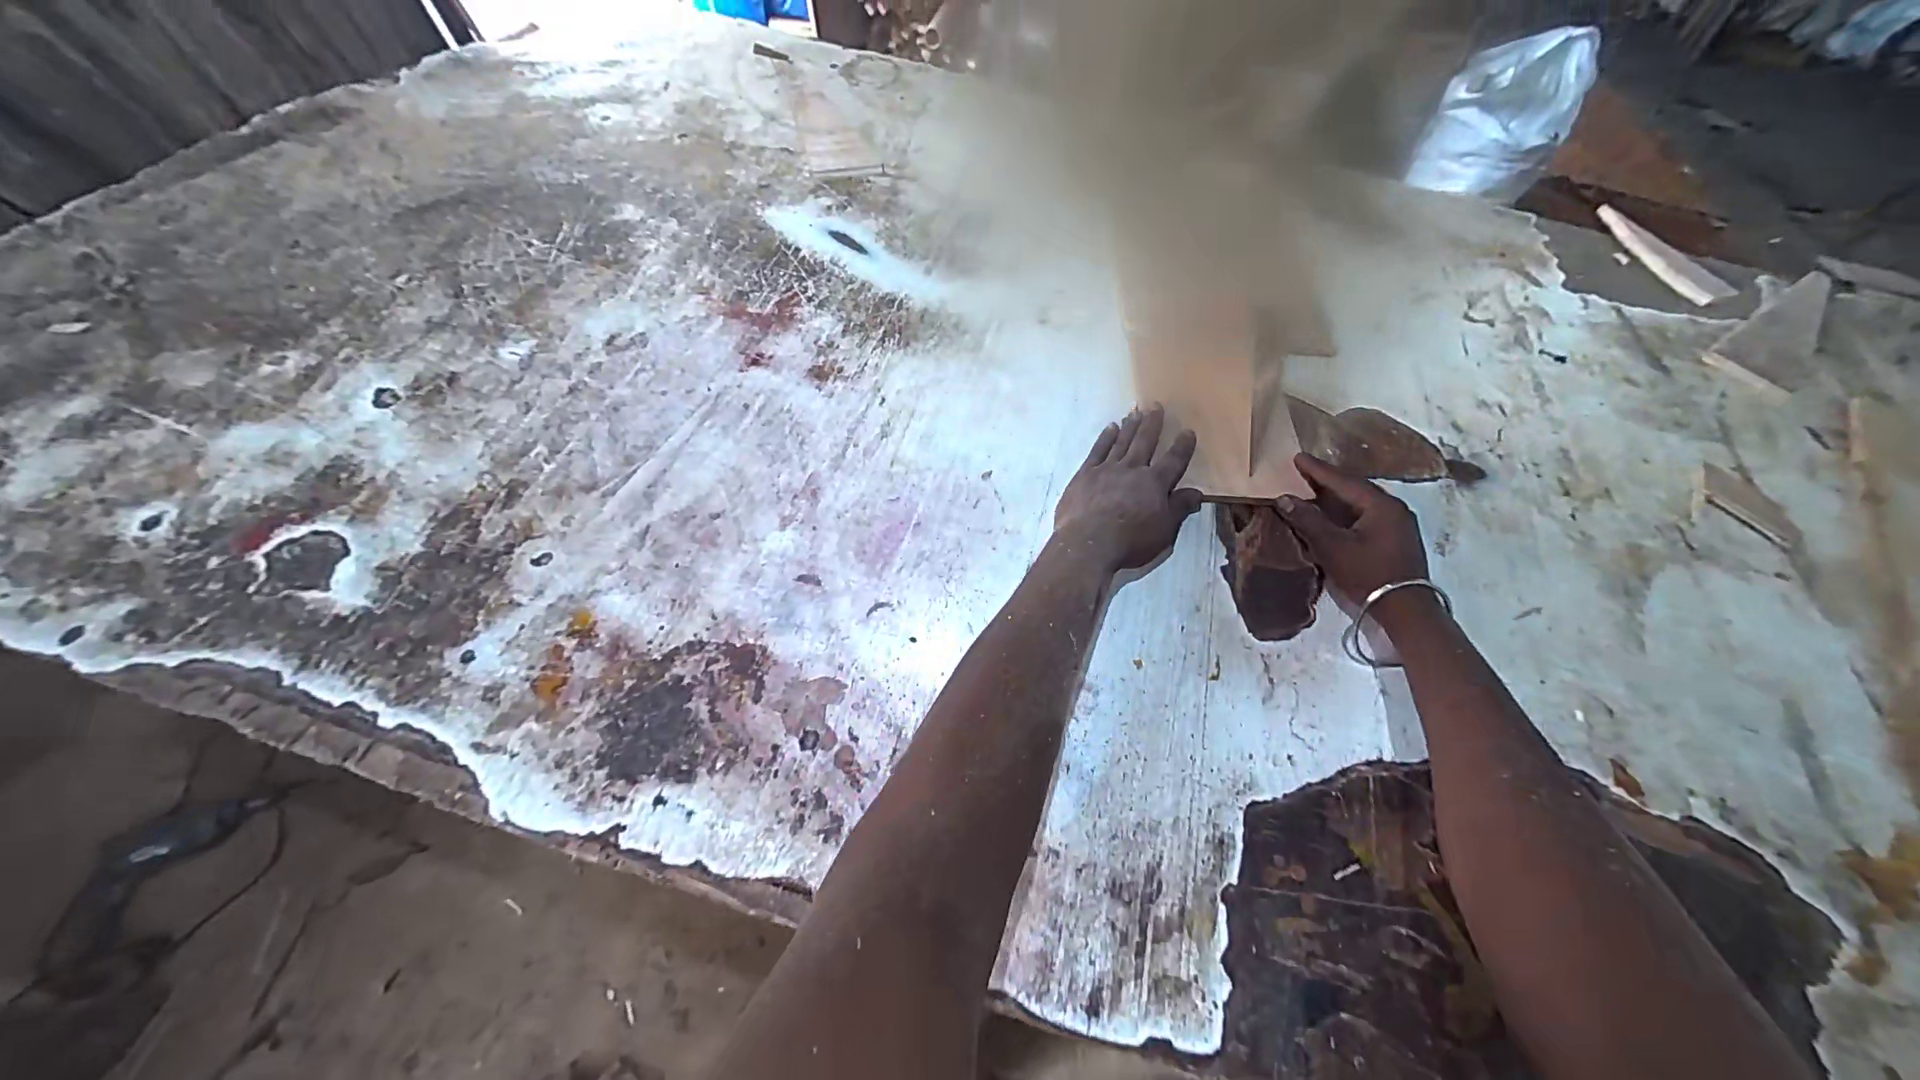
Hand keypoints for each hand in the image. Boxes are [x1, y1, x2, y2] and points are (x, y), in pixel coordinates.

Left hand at [1053, 406, 1202, 572]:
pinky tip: (1110, 428)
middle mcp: (1132, 469)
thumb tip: (1196, 493)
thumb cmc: (1130, 542)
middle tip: (1156, 406)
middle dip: (1152, 424)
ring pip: (1121, 442)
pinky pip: (1097, 450)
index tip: (1188, 432)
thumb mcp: (1164, 531)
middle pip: (1145, 442)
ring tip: (1135, 412)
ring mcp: (1106, 469)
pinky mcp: (1084, 474)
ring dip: (1130, 427)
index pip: (1174, 460)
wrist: (1088, 543)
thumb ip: (1179, 509)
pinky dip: (1105, 438)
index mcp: (1155, 483)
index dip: (1182, 446)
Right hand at [1275, 453, 1428, 605]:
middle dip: (1329, 480)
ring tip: (1314, 489)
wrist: (1405, 608)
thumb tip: (1285, 499)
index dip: (1318, 470)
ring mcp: (1398, 525)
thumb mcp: (1333, 547)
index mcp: (1381, 505)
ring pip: (1361, 503)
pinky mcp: (1396, 539)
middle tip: (1305, 470)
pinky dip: (1345, 510)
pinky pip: (1365, 515)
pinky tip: (1333, 513)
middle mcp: (1394, 509)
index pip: (1344, 481)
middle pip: (1355, 488)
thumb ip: (1308, 521)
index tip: (1297, 457)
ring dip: (1337, 496)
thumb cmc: (1368, 573)